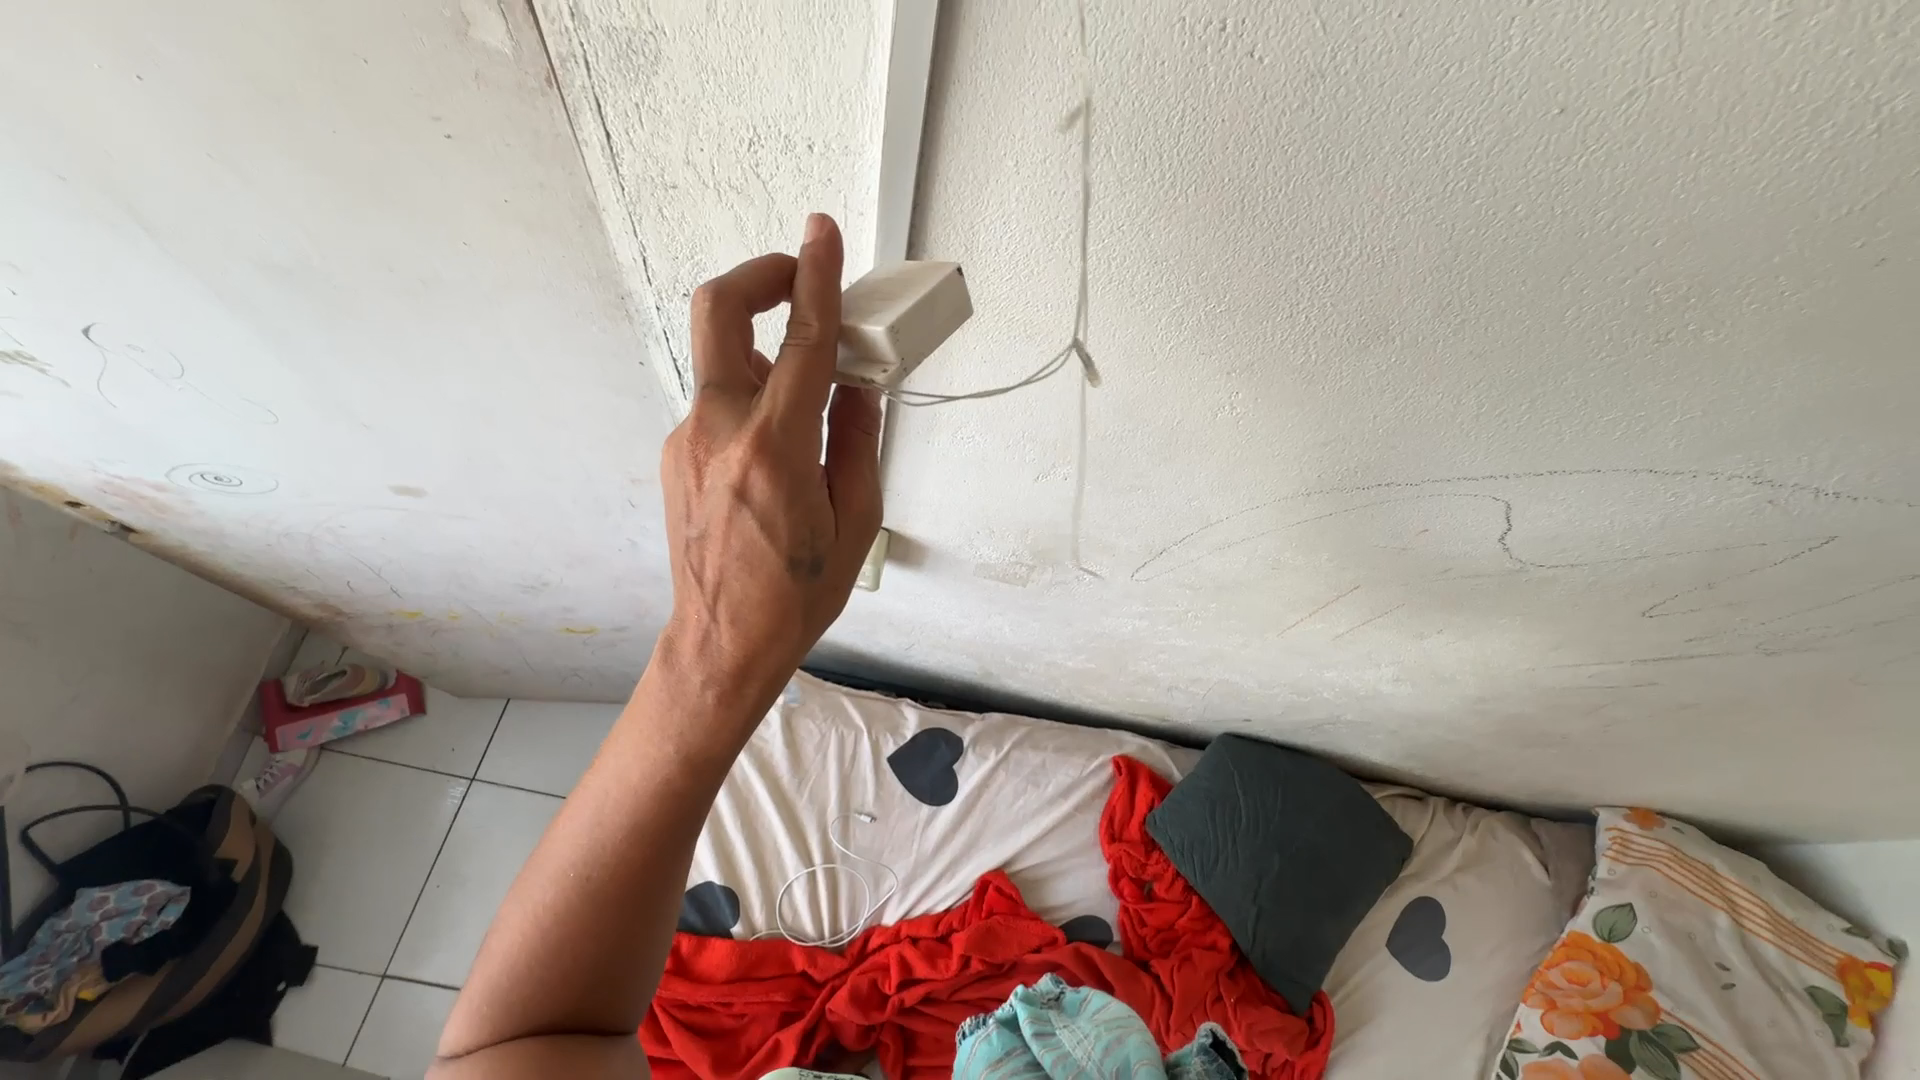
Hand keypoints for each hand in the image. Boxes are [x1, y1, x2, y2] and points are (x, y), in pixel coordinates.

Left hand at [656, 213, 882, 711]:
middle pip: (719, 312)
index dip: (816, 276)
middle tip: (799, 279)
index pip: (800, 340)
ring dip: (766, 347)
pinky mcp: (679, 455)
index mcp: (774, 449)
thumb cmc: (793, 596)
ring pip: (724, 359)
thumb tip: (857, 387)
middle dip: (760, 276)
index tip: (823, 232)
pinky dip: (754, 391)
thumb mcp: (856, 521)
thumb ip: (857, 441)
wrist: (722, 643)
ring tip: (811, 384)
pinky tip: (783, 434)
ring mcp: (689, 441)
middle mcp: (719, 432)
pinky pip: (719, 400)